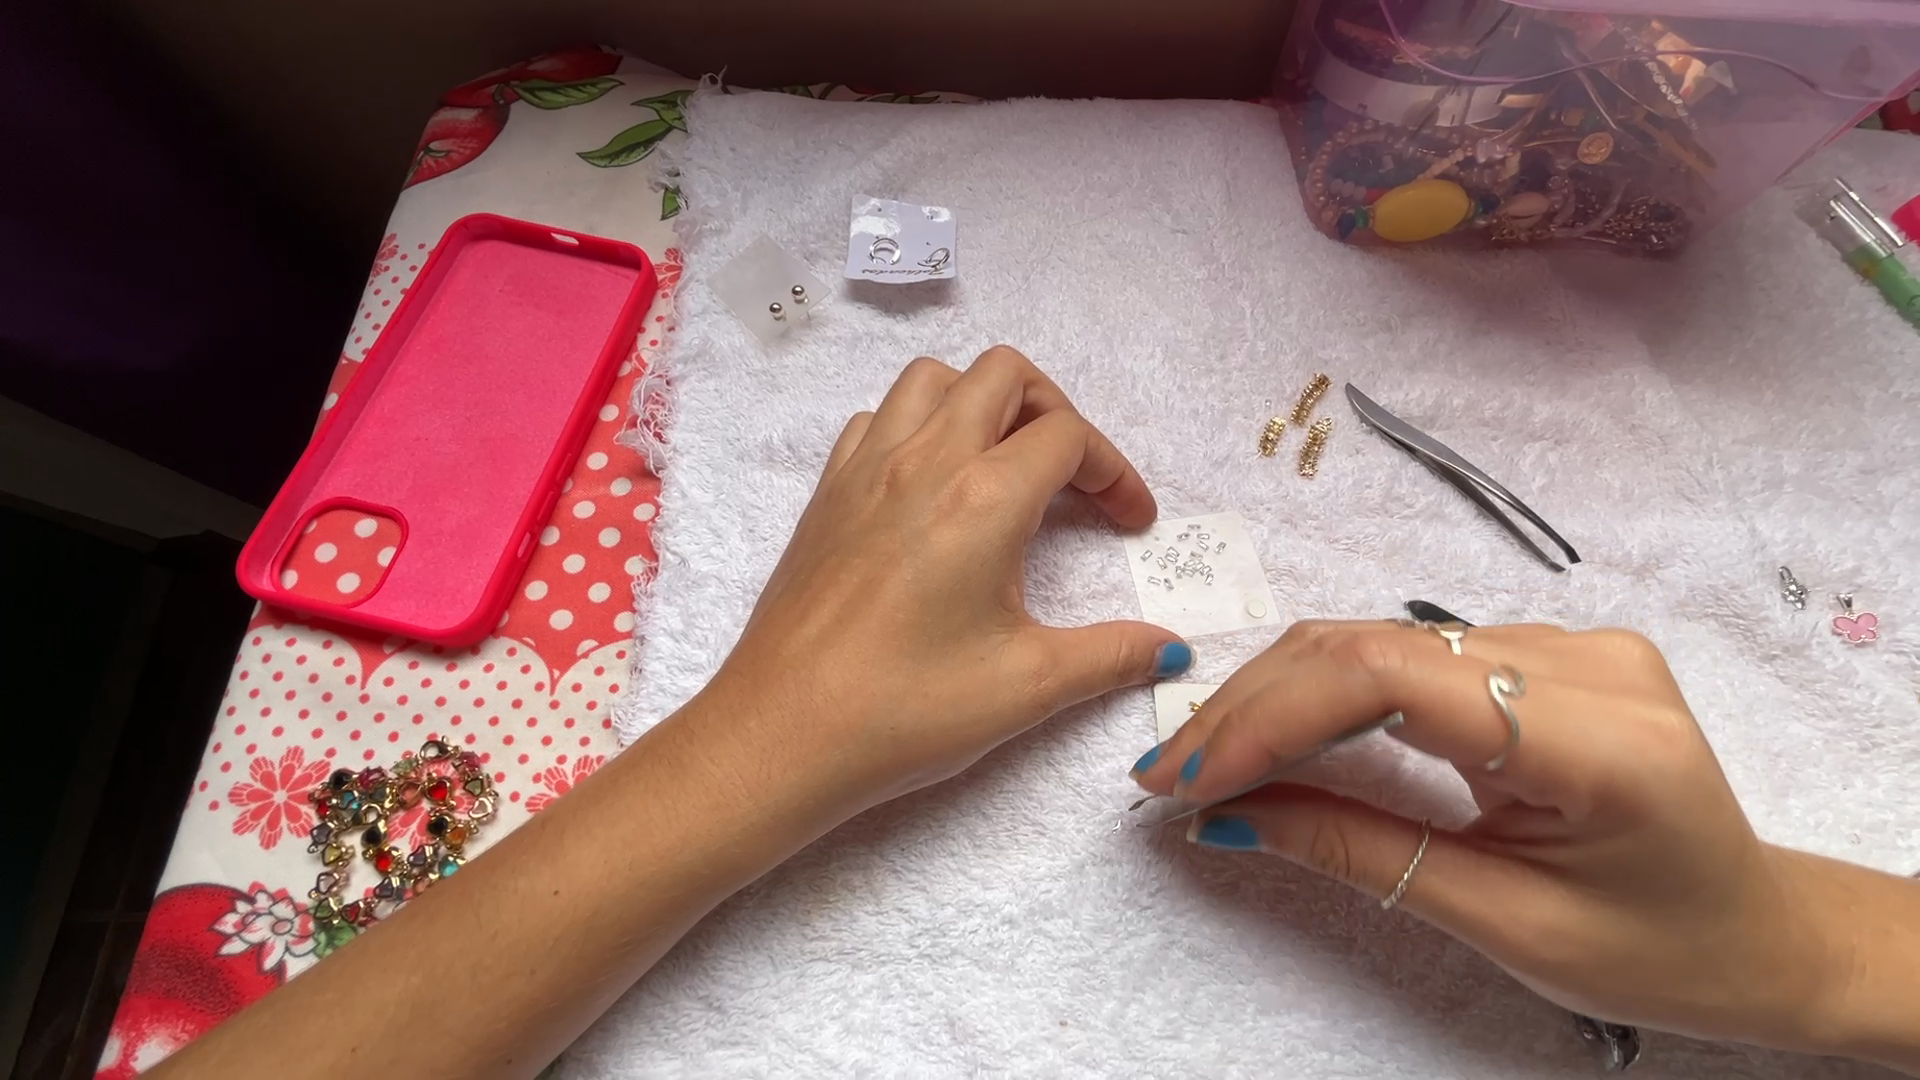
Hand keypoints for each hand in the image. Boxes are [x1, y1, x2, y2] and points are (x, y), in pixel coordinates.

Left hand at [699, 346, 1191, 811]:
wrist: (780, 734)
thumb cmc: (905, 710)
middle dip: (1055, 411)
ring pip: (933, 380)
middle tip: (1072, 477)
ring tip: (1002, 465)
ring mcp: (865, 467)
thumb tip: (1172, 648)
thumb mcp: (1028, 686)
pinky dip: (918, 427)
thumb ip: (1112, 655)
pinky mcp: (827, 491)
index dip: (1115, 473)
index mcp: (982, 497)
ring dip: (982, 404)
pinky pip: (879, 420)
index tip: (1131, 524)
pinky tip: (930, 486)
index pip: (1068, 437)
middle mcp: (923, 460)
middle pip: (1003, 375)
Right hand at [1129, 620, 1859, 1052]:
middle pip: (1358, 650)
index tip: (1190, 776)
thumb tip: (1224, 818)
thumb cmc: (1664, 953)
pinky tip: (1265, 726)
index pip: (1387, 682)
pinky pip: (1383, 652)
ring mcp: (1547, 637)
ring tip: (1202, 753)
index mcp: (1600, 738)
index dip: (1271, 717)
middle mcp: (1572, 656)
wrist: (1773, 928)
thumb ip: (1356, 852)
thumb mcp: (1504, 924)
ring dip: (1265, 696)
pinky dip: (1308, 690)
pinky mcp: (1517, 644)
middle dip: (1247, 709)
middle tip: (1170, 770)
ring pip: (1357, 640)